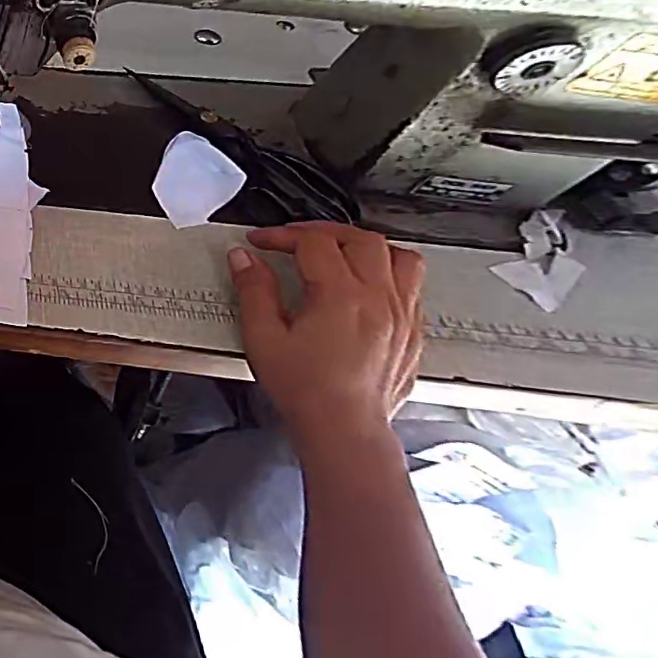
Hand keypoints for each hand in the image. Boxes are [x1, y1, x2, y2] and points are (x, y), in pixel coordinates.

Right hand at [227, 222, 424, 455]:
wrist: (342, 426)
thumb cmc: (305, 388)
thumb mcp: (262, 336)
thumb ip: (254, 290)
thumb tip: (244, 259)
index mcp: (342, 297)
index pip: (314, 243)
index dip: (282, 235)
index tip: (260, 241)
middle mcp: (380, 300)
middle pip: (362, 239)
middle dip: (323, 231)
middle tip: (295, 237)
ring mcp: (403, 315)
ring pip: (402, 257)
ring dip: (367, 246)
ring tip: (340, 251)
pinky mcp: (413, 332)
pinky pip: (412, 285)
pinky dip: (387, 272)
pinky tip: (365, 285)